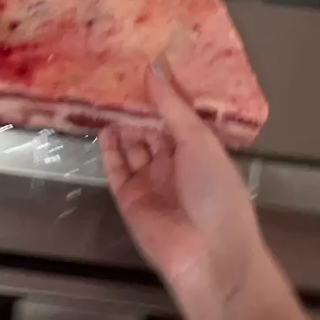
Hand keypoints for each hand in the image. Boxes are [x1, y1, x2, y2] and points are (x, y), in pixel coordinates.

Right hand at [100, 60, 266, 310]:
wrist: (209, 257)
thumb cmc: (216, 192)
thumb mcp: (199, 141)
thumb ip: (172, 105)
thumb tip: (154, 67)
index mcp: (198, 149)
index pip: (175, 114)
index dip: (161, 92)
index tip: (144, 62)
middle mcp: (173, 162)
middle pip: (150, 128)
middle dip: (136, 106)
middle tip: (116, 75)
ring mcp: (150, 181)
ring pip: (131, 144)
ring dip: (121, 123)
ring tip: (105, 95)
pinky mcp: (129, 199)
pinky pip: (116, 168)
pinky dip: (109, 149)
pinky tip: (103, 127)